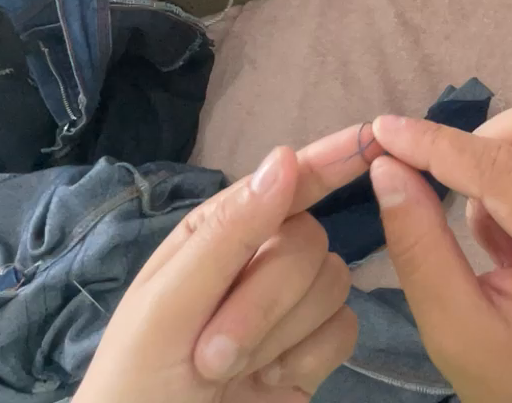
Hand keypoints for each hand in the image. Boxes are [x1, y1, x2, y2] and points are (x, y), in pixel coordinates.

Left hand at [76, 125, 385, 401]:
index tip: (374, 134)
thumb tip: (286, 157)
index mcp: (222, 230)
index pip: (288, 180)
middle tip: (213, 352)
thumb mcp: (165, 309)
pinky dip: (307, 359)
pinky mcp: (316, 350)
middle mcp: (263, 257)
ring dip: (280, 334)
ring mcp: (292, 306)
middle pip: (309, 241)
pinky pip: (346, 327)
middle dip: (265, 299)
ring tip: (228, 371)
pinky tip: (269, 383)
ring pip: (333, 281)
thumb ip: (229, 232)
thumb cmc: (137, 386)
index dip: (333, 156)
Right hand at [369, 96, 511, 402]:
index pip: (507, 173)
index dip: (439, 146)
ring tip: (484, 235)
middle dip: (477, 146)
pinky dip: (509, 168)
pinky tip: (504, 233)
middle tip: (443, 197)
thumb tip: (387, 166)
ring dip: (493, 160)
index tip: (383, 131)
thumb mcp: (453, 329)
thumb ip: (419, 246)